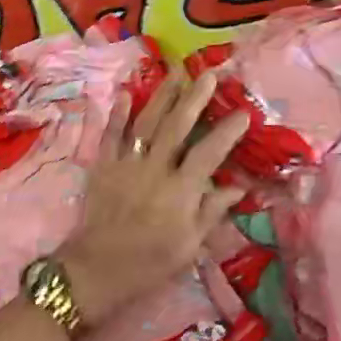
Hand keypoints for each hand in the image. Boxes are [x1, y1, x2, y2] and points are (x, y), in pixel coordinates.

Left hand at [54, 68, 250, 324]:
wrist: (96, 268)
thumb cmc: (149, 263)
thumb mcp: (189, 245)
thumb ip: (211, 212)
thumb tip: (238, 187)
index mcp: (180, 191)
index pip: (209, 153)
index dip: (227, 132)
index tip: (243, 112)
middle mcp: (154, 169)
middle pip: (176, 127)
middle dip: (194, 98)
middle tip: (209, 74)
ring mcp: (125, 164)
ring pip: (145, 123)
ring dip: (161, 96)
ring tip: (175, 72)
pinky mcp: (102, 166)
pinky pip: (110, 134)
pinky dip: (116, 113)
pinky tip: (124, 92)